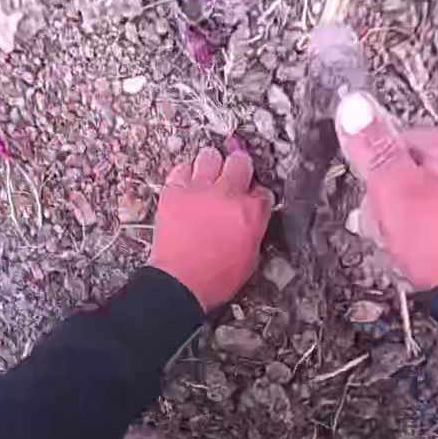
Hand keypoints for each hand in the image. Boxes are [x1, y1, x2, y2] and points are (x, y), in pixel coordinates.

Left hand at [149, 145, 272, 309]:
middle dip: (239, 166)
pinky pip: (182, 168)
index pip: (262, 189)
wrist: (181, 282)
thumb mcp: (249, 259)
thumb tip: (252, 221)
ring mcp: (200, 190)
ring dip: (212, 163)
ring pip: (210, 156)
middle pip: (240, 162)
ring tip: (209, 175)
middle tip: (234, 173)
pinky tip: (188, 184)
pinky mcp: (175, 191)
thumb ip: (253, 230)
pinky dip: (186, 173)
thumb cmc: (215, 278)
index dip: (256, 193)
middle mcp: (228, 194)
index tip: (251, 197)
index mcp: (251, 212)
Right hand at [336, 92, 437, 290]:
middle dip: (383, 205)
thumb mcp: (398, 190)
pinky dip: (406, 239)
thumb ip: (374, 150)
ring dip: (390, 226)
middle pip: (394, 173)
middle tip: (392, 224)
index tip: (377, 197)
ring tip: (402, 243)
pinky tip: (409, 253)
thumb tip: (353, 107)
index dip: (374, 174)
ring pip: (401, 202)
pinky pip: (414, 223)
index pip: (390, 141)